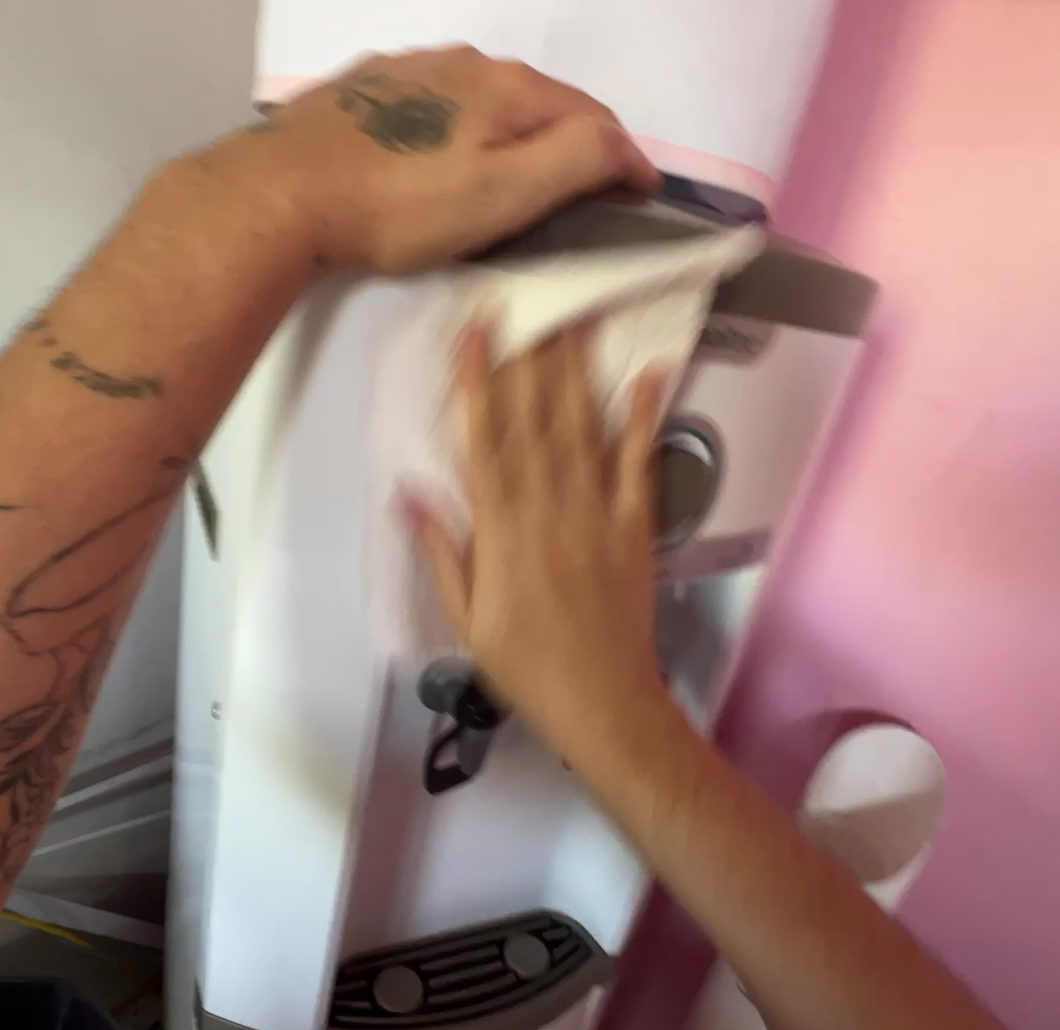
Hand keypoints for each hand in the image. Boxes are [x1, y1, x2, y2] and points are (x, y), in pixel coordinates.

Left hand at [216, 46, 661, 274]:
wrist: (285, 194)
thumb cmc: (401, 208)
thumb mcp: (502, 195)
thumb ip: (573, 163)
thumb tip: (626, 150)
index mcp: (507, 90)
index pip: (592, 117)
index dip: (624, 158)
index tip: (641, 194)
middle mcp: (464, 64)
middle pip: (540, 102)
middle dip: (572, 143)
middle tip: (583, 191)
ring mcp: (411, 72)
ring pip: (486, 100)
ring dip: (515, 134)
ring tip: (517, 176)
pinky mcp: (369, 92)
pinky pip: (437, 106)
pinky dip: (462, 131)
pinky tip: (445, 156)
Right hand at [412, 322, 669, 737]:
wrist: (603, 702)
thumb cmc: (524, 665)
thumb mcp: (466, 620)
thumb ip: (443, 553)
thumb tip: (410, 494)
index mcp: (501, 530)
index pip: (484, 440)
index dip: (478, 381)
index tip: (476, 331)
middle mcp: (548, 507)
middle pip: (533, 420)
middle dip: (526, 355)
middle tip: (527, 298)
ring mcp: (597, 512)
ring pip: (582, 428)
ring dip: (577, 369)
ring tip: (575, 315)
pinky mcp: (636, 524)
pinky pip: (640, 462)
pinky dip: (646, 416)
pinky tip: (650, 372)